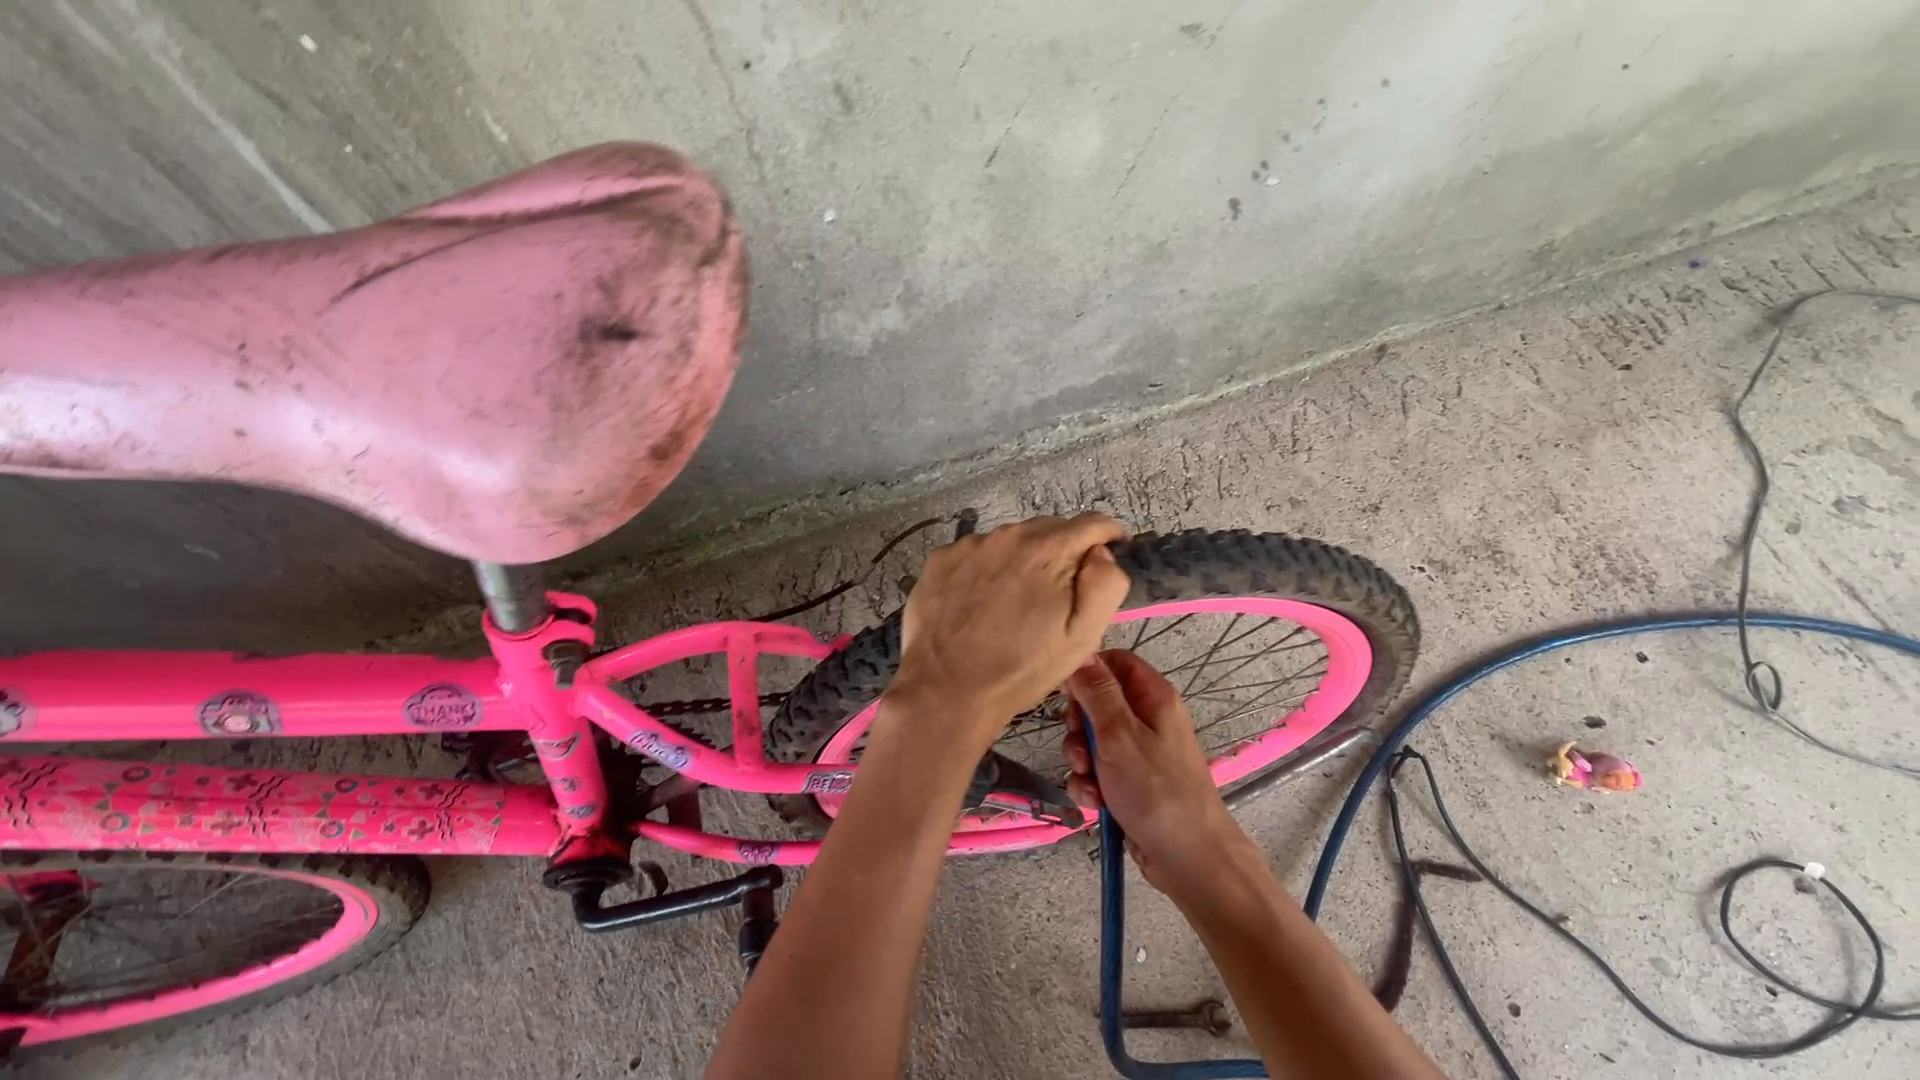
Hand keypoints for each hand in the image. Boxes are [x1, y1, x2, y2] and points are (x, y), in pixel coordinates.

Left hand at [883, 514, 1131, 754]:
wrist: (947, 690)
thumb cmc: (1022, 668)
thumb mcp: (1083, 635)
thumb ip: (1105, 582)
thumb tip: (1100, 552)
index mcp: (1049, 549)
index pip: (1093, 523)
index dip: (1107, 539)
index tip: (1107, 558)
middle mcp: (1008, 535)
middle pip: (1051, 529)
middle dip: (1062, 554)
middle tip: (1055, 597)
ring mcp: (969, 545)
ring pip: (1012, 541)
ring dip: (1022, 562)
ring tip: (1014, 604)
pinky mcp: (940, 559)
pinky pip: (977, 553)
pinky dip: (986, 570)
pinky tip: (981, 605)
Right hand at [1063, 650, 1254, 895]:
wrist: (1188, 858)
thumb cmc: (1156, 790)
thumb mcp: (1119, 735)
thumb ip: (1097, 693)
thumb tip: (1082, 653)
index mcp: (1153, 697)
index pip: (1115, 662)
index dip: (1088, 672)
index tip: (1068, 693)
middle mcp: (1147, 719)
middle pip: (1097, 702)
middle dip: (1079, 726)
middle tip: (1081, 746)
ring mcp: (1138, 753)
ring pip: (1092, 741)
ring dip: (1081, 761)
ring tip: (1090, 781)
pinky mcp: (1129, 783)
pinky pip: (1097, 772)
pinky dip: (1090, 785)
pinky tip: (1095, 802)